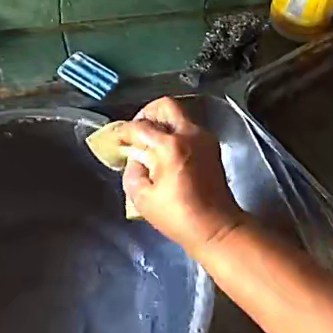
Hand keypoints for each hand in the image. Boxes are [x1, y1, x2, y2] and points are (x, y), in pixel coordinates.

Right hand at [120, 97, 248, 252]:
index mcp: (171, 146)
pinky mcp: (212, 146)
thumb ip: (132, 171)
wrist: (216, 227)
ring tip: (149, 143)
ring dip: (162, 123)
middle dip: (147, 113)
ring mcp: (204, 138)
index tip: (116, 138)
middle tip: (136, 131)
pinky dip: (175, 133)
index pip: (141, 126)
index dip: (123, 131)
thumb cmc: (178, 216)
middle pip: (166, 105)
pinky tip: (165, 152)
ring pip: (180, 115)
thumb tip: (134, 158)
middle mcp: (190, 134)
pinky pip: (189, 128)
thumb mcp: (142, 198)